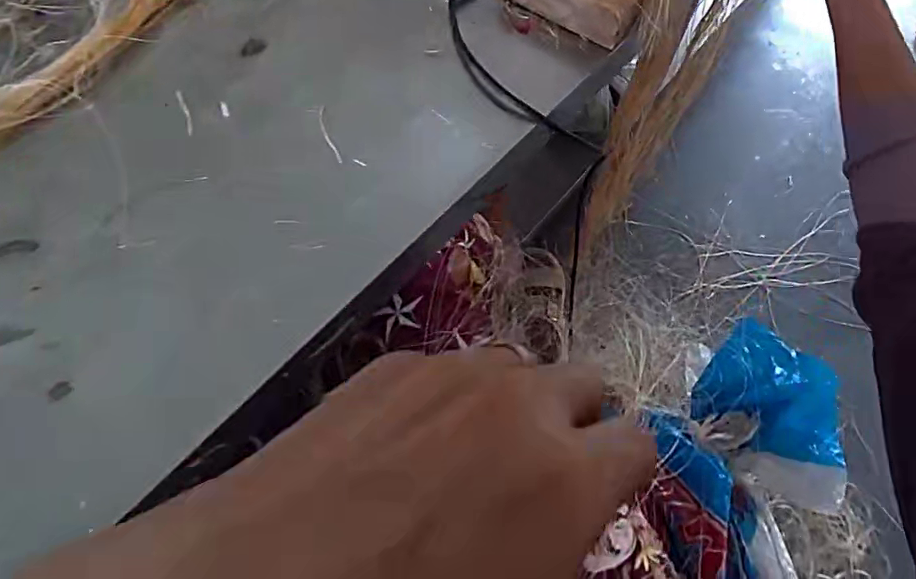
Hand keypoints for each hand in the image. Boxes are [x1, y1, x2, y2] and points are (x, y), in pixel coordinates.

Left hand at [22, 346, 655, 578]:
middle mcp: (519, 398)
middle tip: (547, 463)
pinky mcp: (400, 359)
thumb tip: (564, 524)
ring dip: (515, 401)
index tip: (611, 483)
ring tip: (476, 449)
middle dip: (579, 420)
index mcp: (566, 472)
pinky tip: (411, 439)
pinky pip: (452, 368)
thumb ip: (561, 548)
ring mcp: (455, 367)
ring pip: (516, 365)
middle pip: (584, 381)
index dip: (629, 465)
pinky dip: (453, 395)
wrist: (275, 568)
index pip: (640, 441)